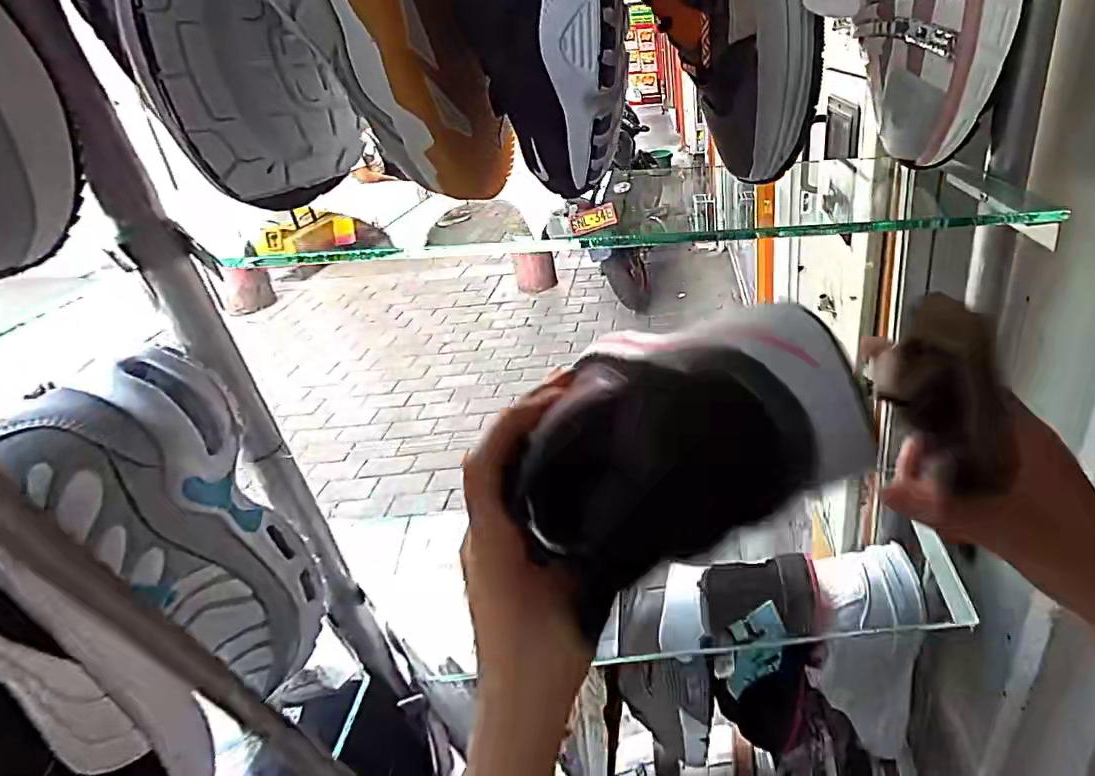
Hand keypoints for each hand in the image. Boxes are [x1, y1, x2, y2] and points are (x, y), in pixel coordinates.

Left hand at [461, 374, 593, 773]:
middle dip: (524, 414)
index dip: (514, 420)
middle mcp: (480, 537)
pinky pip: (504, 490)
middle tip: (564, 387)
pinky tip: (557, 458)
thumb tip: (614, 501)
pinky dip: (528, 461)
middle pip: (489, 456)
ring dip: (525, 435)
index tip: (553, 397)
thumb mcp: (578, 592)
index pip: (484, 463)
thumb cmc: (540, 661)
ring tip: (563, 409)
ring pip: (495, 471)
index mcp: (492, 542)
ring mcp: (484, 545)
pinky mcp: (495, 554)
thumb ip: (592, 543)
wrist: (517, 707)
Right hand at [868, 339, 1094, 628]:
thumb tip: (886, 488)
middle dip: (929, 440)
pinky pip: (981, 473)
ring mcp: (1028, 464)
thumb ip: (936, 507)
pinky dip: (959, 487)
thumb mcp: (993, 526)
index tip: (901, 381)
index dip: (934, 380)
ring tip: (923, 495)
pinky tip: (949, 515)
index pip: (972, 386)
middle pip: (963, 419)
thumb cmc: (1065, 550)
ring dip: (942, 469)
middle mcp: (1024, 440)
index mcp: (1022, 433)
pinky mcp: (1028, 489)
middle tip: (907, 464)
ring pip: (970, 449)